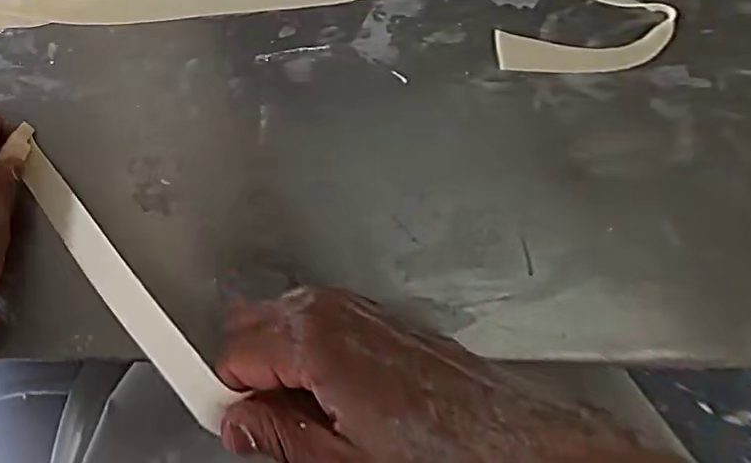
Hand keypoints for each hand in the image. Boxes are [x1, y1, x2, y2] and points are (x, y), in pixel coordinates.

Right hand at [218, 287, 667, 462]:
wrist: (526, 447)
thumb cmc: (444, 456)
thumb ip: (280, 436)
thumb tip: (239, 424)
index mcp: (309, 338)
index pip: (230, 348)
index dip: (224, 387)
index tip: (226, 416)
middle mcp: (324, 307)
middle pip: (247, 322)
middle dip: (249, 369)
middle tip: (274, 423)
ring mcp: (349, 304)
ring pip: (279, 319)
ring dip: (279, 360)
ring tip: (319, 416)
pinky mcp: (371, 311)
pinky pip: (314, 318)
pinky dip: (309, 349)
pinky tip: (344, 397)